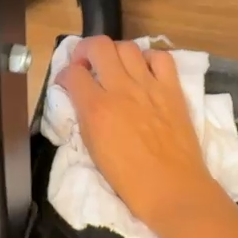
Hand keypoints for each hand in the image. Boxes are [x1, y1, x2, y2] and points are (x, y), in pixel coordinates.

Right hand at [55, 36, 221, 234]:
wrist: (173, 190)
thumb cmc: (130, 180)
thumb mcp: (94, 150)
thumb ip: (85, 118)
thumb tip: (82, 99)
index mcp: (97, 109)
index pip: (72, 73)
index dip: (65, 74)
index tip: (67, 82)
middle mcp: (121, 90)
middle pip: (98, 46)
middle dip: (85, 50)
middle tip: (86, 64)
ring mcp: (149, 86)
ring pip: (127, 46)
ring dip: (115, 53)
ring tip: (115, 67)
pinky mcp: (172, 89)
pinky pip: (161, 57)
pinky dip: (149, 58)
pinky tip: (145, 71)